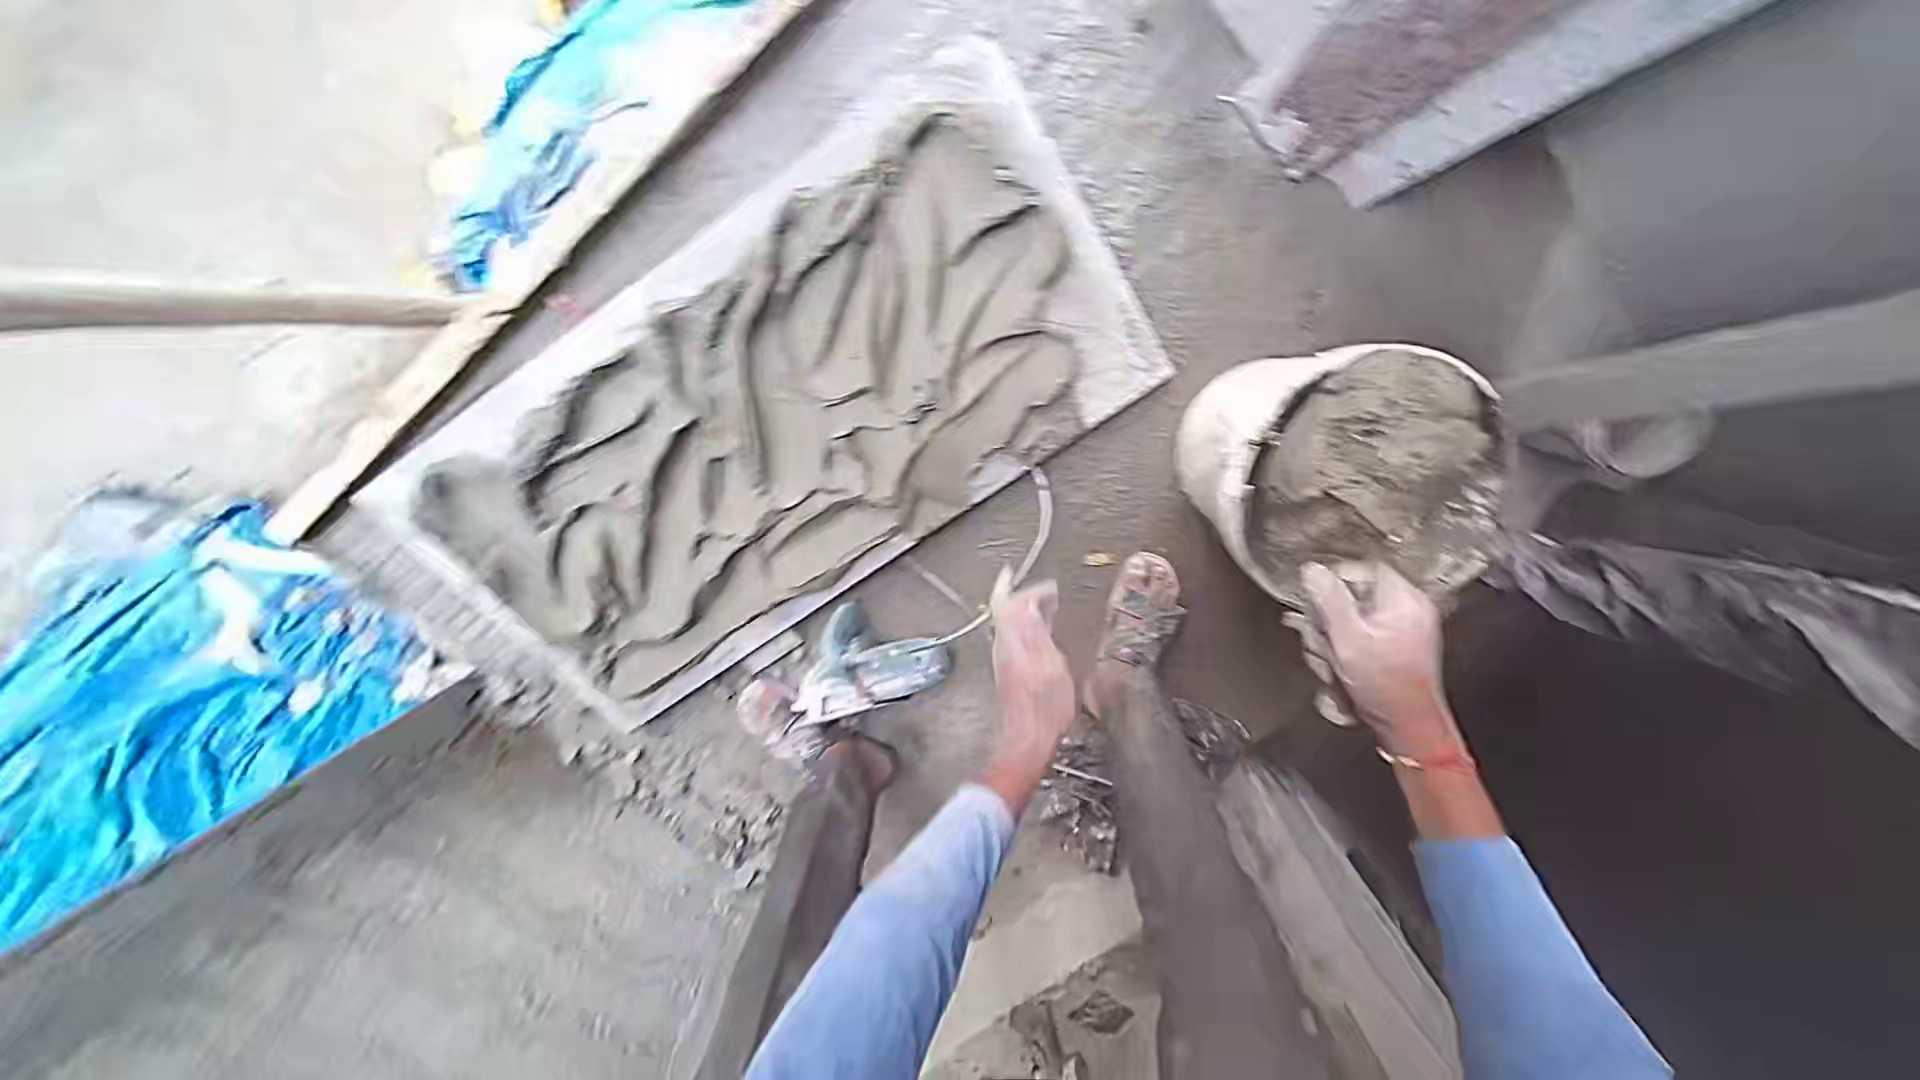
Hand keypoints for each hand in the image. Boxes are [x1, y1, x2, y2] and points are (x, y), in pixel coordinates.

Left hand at [979, 574, 1075, 812]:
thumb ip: (1039, 635)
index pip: (1004, 603)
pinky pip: (1017, 637)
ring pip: (1011, 624)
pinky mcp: (1010, 671)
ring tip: (1047, 606)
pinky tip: (1044, 632)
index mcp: (1012, 643)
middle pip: (1005, 611)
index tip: (1018, 572)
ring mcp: (1005, 660)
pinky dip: (1030, 627)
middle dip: (1022, 595)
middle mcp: (1004, 648)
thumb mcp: (1052, 668)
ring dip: (1027, 611)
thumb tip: (1031, 606)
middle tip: (1043, 591)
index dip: (1008, 584)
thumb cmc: (1044, 711)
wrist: (1026, 743)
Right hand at [1290, 562, 1455, 754]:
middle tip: (1327, 639)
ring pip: (1344, 618)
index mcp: (1405, 601)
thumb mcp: (1350, 639)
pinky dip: (1338, 649)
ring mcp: (1395, 629)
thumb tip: (1313, 571)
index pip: (1365, 568)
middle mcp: (1404, 611)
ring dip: (1329, 638)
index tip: (1319, 598)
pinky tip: (1338, 666)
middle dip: (1328, 618)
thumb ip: (1330, 601)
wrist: (1406, 726)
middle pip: (1349, 595)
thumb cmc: (1387, 687)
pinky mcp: (1386, 646)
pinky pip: (1350, 635)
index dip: (1337, 580)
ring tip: (1335, 661)